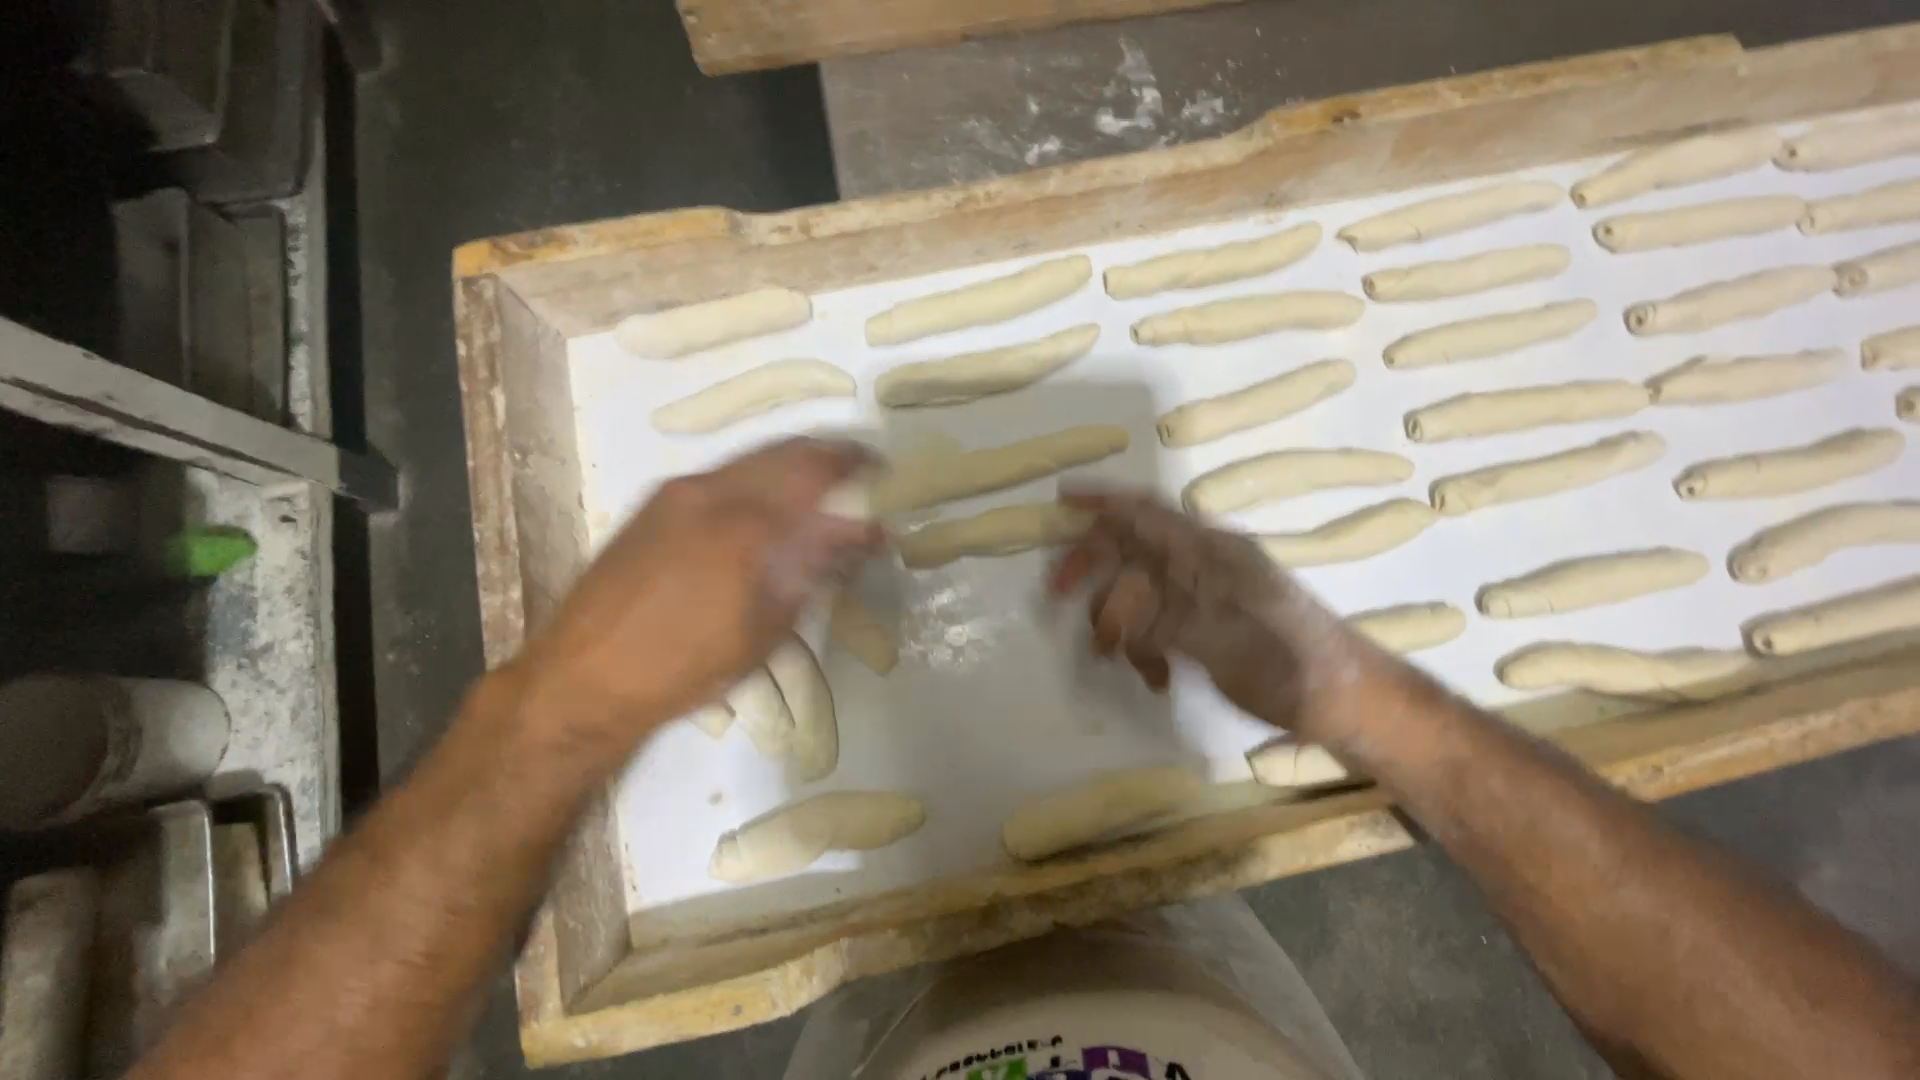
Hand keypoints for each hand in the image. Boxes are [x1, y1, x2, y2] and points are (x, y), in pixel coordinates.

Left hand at [515, 438, 880, 747]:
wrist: (585, 675)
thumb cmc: (686, 667)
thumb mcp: (767, 628)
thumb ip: (814, 569)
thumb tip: (859, 534)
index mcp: (746, 525)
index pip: (819, 476)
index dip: (859, 470)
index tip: (885, 478)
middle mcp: (712, 491)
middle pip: (788, 451)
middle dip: (831, 456)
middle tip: (860, 474)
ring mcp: (679, 491)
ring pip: (753, 458)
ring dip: (794, 463)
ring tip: (821, 487)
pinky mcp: (656, 502)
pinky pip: (724, 473)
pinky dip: (759, 476)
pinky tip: (769, 503)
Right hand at [1047, 487, 1376, 740]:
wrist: (1349, 702)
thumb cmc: (1292, 664)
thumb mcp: (1224, 639)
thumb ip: (1164, 617)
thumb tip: (1116, 605)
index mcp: (1212, 553)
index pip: (1147, 513)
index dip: (1101, 501)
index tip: (1060, 498)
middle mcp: (1206, 565)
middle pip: (1133, 549)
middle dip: (1092, 570)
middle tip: (1056, 594)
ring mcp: (1208, 596)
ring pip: (1140, 593)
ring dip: (1119, 624)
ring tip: (1111, 659)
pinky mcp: (1210, 626)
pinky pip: (1159, 625)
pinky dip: (1145, 647)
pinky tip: (1154, 678)